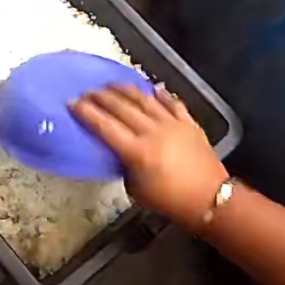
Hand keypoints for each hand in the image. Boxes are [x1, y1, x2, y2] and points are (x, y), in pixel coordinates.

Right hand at [71, 84, 228, 226]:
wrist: (211, 199)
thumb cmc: (169, 200)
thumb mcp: (136, 188)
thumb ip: (124, 165)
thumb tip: (118, 150)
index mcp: (137, 152)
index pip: (105, 126)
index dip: (87, 113)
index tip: (73, 103)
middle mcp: (153, 132)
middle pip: (121, 107)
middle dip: (100, 97)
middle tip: (87, 92)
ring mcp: (172, 125)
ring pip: (144, 100)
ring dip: (125, 90)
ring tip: (111, 84)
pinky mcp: (188, 123)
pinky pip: (172, 103)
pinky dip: (161, 94)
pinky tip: (152, 88)